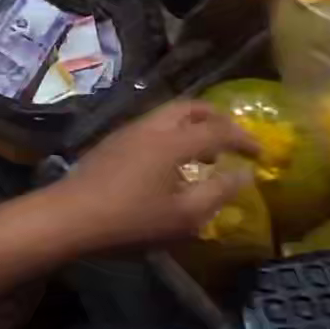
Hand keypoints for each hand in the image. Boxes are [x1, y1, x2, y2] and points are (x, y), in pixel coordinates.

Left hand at [46, 99, 260, 252]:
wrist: (68, 217)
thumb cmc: (130, 220)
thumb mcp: (183, 217)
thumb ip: (218, 193)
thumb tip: (243, 175)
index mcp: (173, 141)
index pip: (219, 130)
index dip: (244, 139)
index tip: (261, 153)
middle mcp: (151, 127)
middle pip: (190, 108)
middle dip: (217, 119)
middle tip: (232, 140)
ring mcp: (127, 131)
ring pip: (167, 115)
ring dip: (192, 127)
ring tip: (204, 155)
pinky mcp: (110, 143)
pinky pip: (151, 127)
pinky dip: (171, 135)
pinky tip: (169, 164)